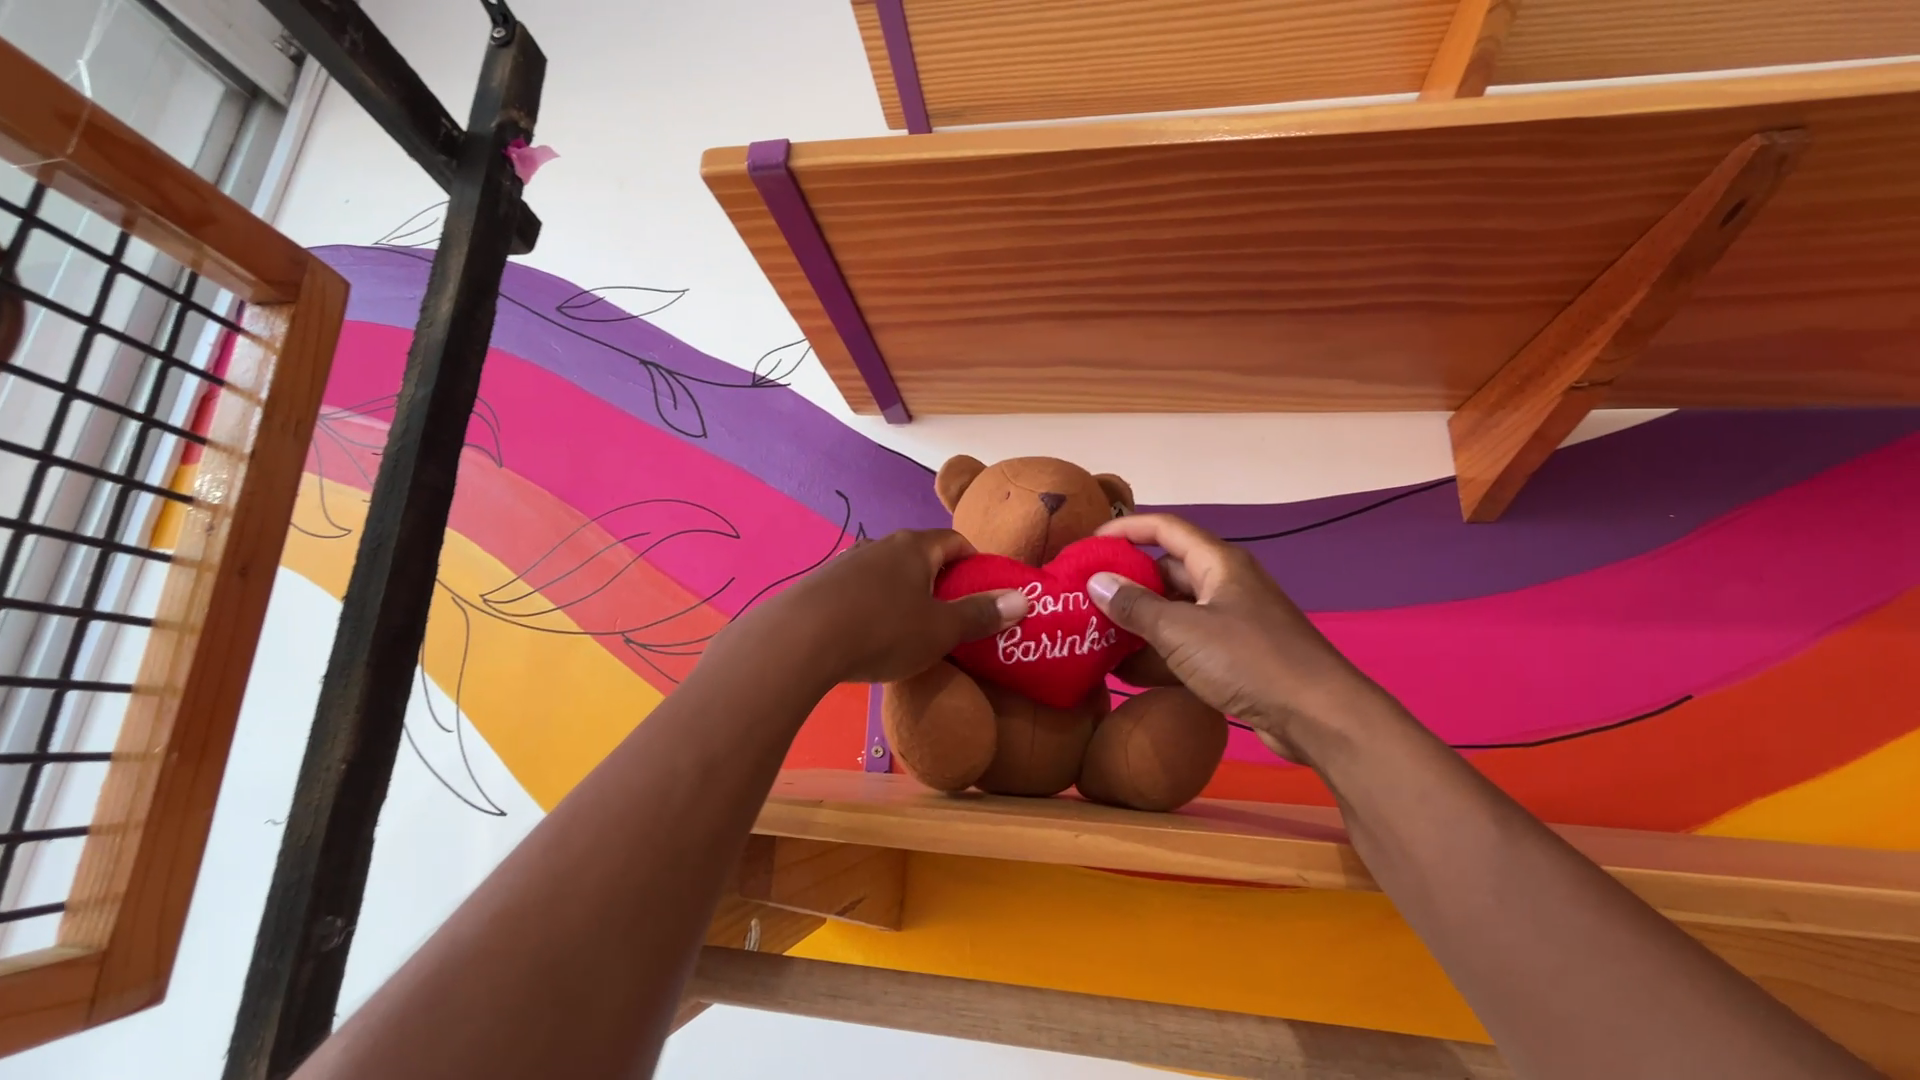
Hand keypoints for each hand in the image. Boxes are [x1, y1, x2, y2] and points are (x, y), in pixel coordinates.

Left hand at [729, 529, 1026, 685]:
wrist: (799, 640)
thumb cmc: (882, 631)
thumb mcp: (940, 630)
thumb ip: (980, 614)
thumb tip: (1023, 599)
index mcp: (915, 547)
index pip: (954, 540)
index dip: (973, 562)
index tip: (983, 588)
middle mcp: (881, 546)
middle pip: (920, 555)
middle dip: (938, 580)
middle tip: (950, 615)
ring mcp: (847, 563)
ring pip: (887, 573)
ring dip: (903, 594)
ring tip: (909, 629)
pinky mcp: (821, 586)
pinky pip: (859, 591)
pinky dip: (873, 607)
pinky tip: (868, 636)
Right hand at [1086, 514, 1382, 761]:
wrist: (1317, 716)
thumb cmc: (1248, 660)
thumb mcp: (1182, 631)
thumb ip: (1136, 607)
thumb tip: (1096, 582)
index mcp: (1218, 564)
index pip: (1165, 529)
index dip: (1126, 529)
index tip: (1089, 543)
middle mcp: (1225, 586)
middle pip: (1167, 572)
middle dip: (1127, 582)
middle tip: (1085, 596)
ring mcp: (1232, 623)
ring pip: (1175, 612)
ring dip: (1139, 622)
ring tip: (1094, 634)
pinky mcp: (1235, 658)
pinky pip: (1187, 645)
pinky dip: (1158, 653)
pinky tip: (1125, 670)